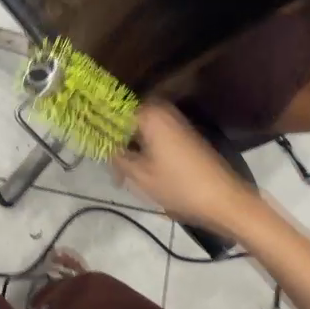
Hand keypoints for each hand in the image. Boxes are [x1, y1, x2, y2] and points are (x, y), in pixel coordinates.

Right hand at [112, 103, 264, 234]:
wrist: (225, 200)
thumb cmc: (179, 186)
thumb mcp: (139, 175)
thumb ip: (116, 156)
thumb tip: (102, 144)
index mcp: (149, 114)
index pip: (113, 107)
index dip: (97, 121)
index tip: (84, 135)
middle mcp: (163, 111)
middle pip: (127, 117)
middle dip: (113, 135)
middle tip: (103, 157)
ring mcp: (176, 122)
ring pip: (140, 128)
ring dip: (128, 143)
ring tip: (118, 168)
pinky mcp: (185, 135)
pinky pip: (154, 134)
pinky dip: (143, 147)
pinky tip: (137, 167)